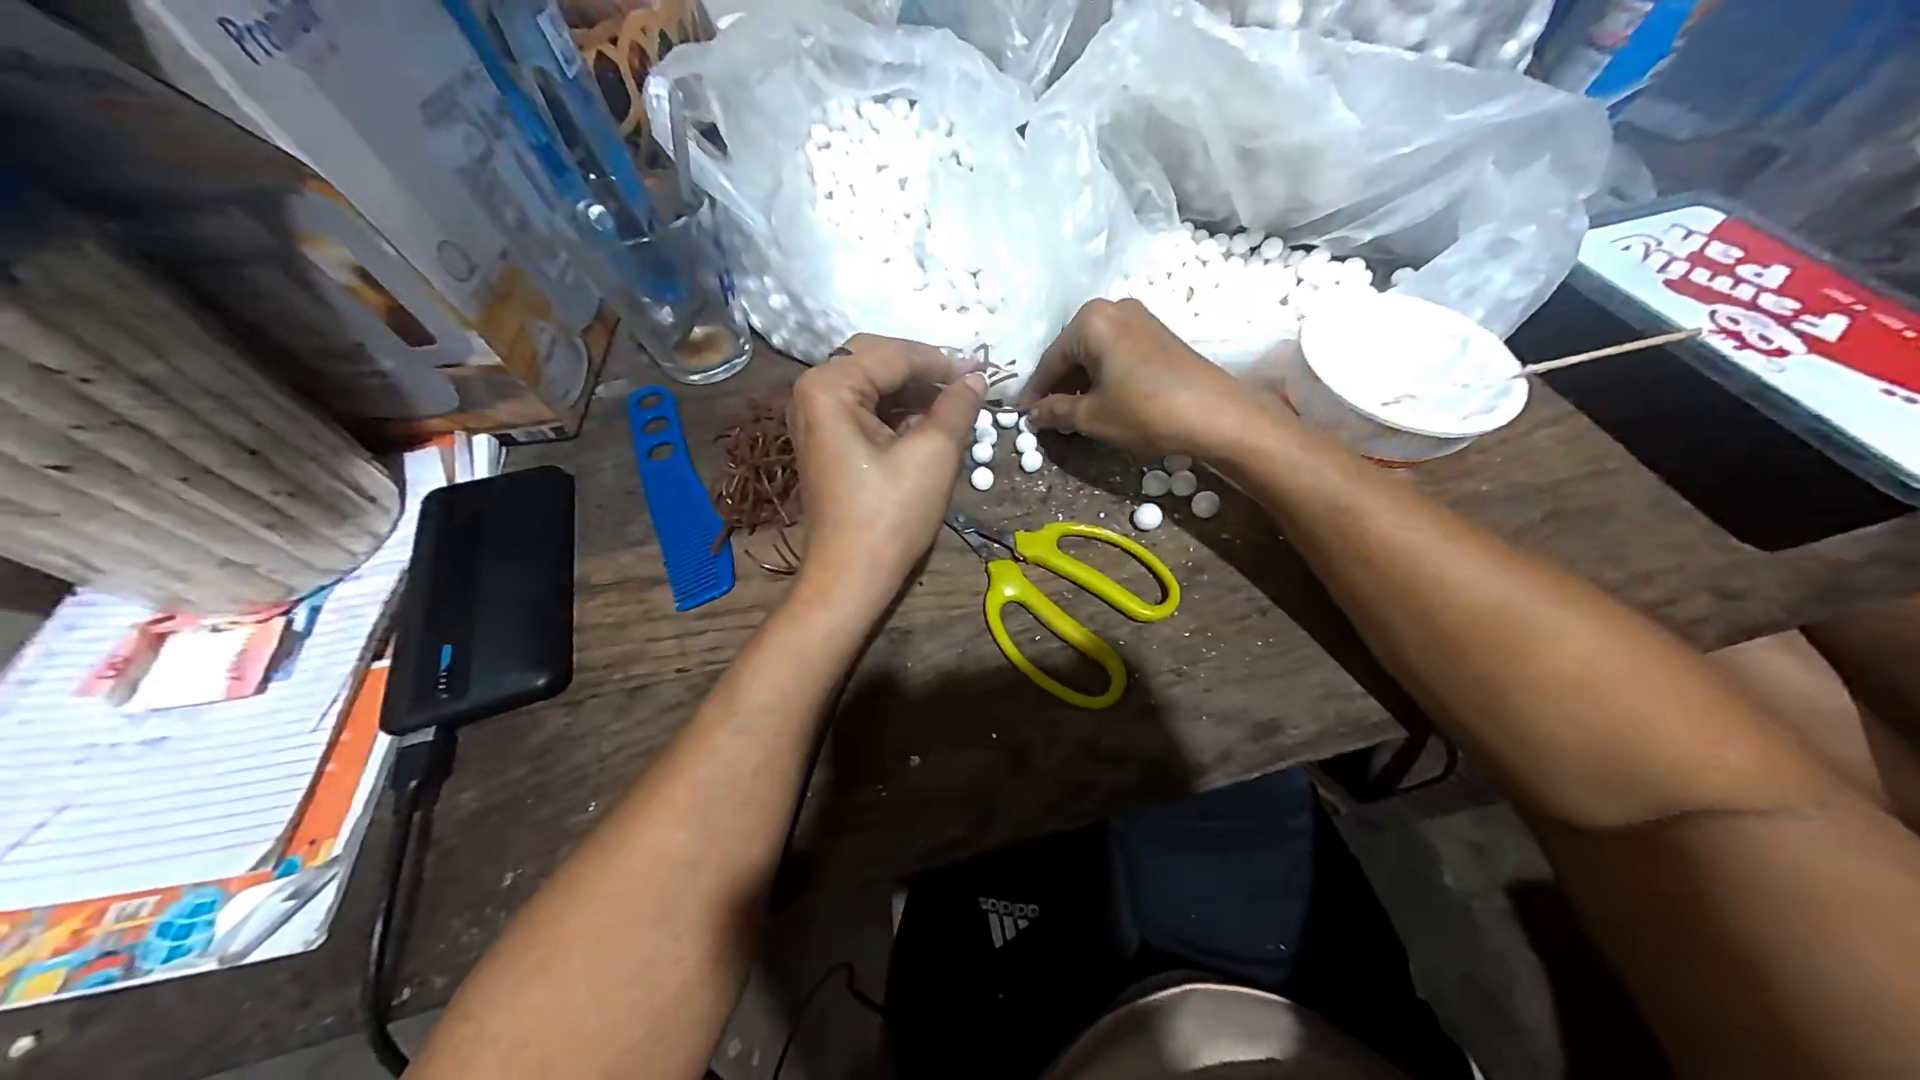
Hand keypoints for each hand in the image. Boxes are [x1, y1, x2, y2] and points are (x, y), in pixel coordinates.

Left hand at [789, 334, 985, 604]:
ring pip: (871, 385)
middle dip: (923, 370)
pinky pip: (863, 409)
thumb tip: (975, 379)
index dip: (942, 361)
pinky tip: (927, 423)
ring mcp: (814, 419)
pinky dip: (896, 411)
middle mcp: (811, 393)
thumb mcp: (933, 454)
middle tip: (965, 383)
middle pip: (876, 361)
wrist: (850, 576)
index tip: (982, 370)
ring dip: (912, 391)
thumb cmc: (890, 515)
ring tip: (953, 404)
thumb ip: (956, 406)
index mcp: (829, 387)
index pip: (894, 355)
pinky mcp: (825, 442)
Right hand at [1019, 299, 1278, 460]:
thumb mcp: (1093, 416)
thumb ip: (1056, 412)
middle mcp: (1112, 308)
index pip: (1050, 361)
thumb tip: (1032, 415)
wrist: (1215, 414)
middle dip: (1058, 385)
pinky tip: (1100, 399)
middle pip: (1072, 351)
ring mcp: (1138, 317)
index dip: (1035, 393)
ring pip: (1094, 352)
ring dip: (1080, 381)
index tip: (1023, 416)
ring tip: (1072, 413)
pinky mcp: (1156, 332)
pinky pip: (1115, 351)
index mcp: (1090, 321)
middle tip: (1048, 417)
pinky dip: (1102, 374)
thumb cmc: (1145, 411)